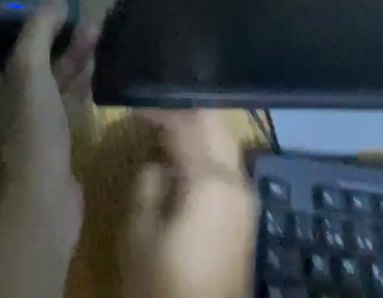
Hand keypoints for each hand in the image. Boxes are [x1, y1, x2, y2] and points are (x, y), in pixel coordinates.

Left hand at [0, 0, 98, 196]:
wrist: (44, 194)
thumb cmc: (27, 124)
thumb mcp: (30, 67)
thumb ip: (39, 28)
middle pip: (18, 53)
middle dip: (46, 31)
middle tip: (70, 9)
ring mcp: (21, 115)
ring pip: (44, 73)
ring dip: (68, 52)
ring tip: (95, 28)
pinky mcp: (45, 131)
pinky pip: (60, 94)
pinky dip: (75, 76)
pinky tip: (96, 59)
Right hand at [123, 110, 258, 297]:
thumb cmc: (163, 281)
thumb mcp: (139, 232)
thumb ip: (148, 183)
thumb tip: (159, 163)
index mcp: (210, 180)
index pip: (186, 124)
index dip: (160, 108)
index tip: (137, 102)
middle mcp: (236, 181)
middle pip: (217, 124)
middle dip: (187, 109)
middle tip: (156, 104)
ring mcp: (245, 199)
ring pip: (225, 143)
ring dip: (199, 129)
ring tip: (166, 125)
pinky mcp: (244, 216)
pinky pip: (226, 167)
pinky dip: (206, 152)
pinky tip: (182, 157)